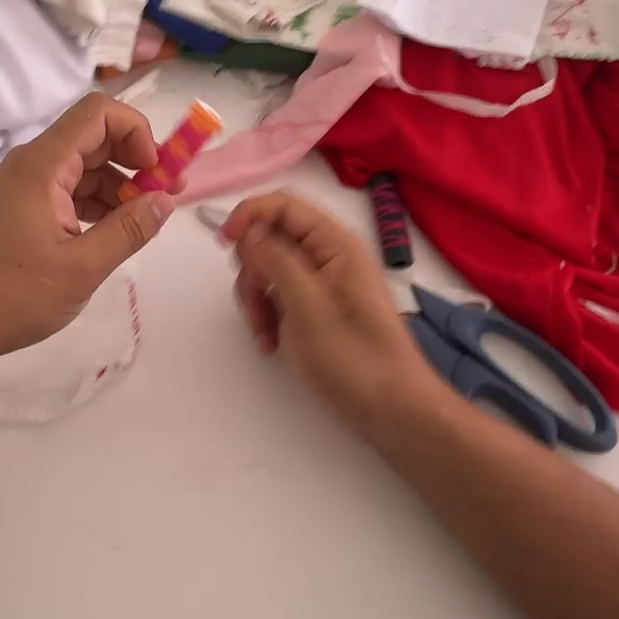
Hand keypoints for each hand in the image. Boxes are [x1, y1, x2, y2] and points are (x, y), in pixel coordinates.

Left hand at [0, 93, 179, 384]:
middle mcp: (32, 164)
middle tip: (165, 196)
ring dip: (118, 184)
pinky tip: (112, 232)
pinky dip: (96, 202)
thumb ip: (128, 230)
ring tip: (143, 221)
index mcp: (43, 165)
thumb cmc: (11, 296)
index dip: (137, 131)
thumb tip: (166, 200)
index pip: (99, 113)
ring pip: (83, 165)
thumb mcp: (81, 268)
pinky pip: (67, 188)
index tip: (158, 172)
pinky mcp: (20, 207)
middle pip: (93, 137)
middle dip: (135, 159)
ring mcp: (24, 186)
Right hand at [222, 191, 443, 434]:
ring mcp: (321, 283)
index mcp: (334, 243)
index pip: (282, 204)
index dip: (249, 215)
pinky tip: (269, 344)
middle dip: (251, 267)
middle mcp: (328, 255)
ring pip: (268, 268)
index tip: (224, 242)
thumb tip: (249, 229)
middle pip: (270, 237)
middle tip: (252, 301)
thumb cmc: (355, 359)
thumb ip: (276, 260)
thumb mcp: (308, 306)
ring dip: (255, 296)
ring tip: (262, 332)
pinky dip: (266, 315)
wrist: (394, 413)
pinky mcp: (316, 309)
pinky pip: (277, 296)